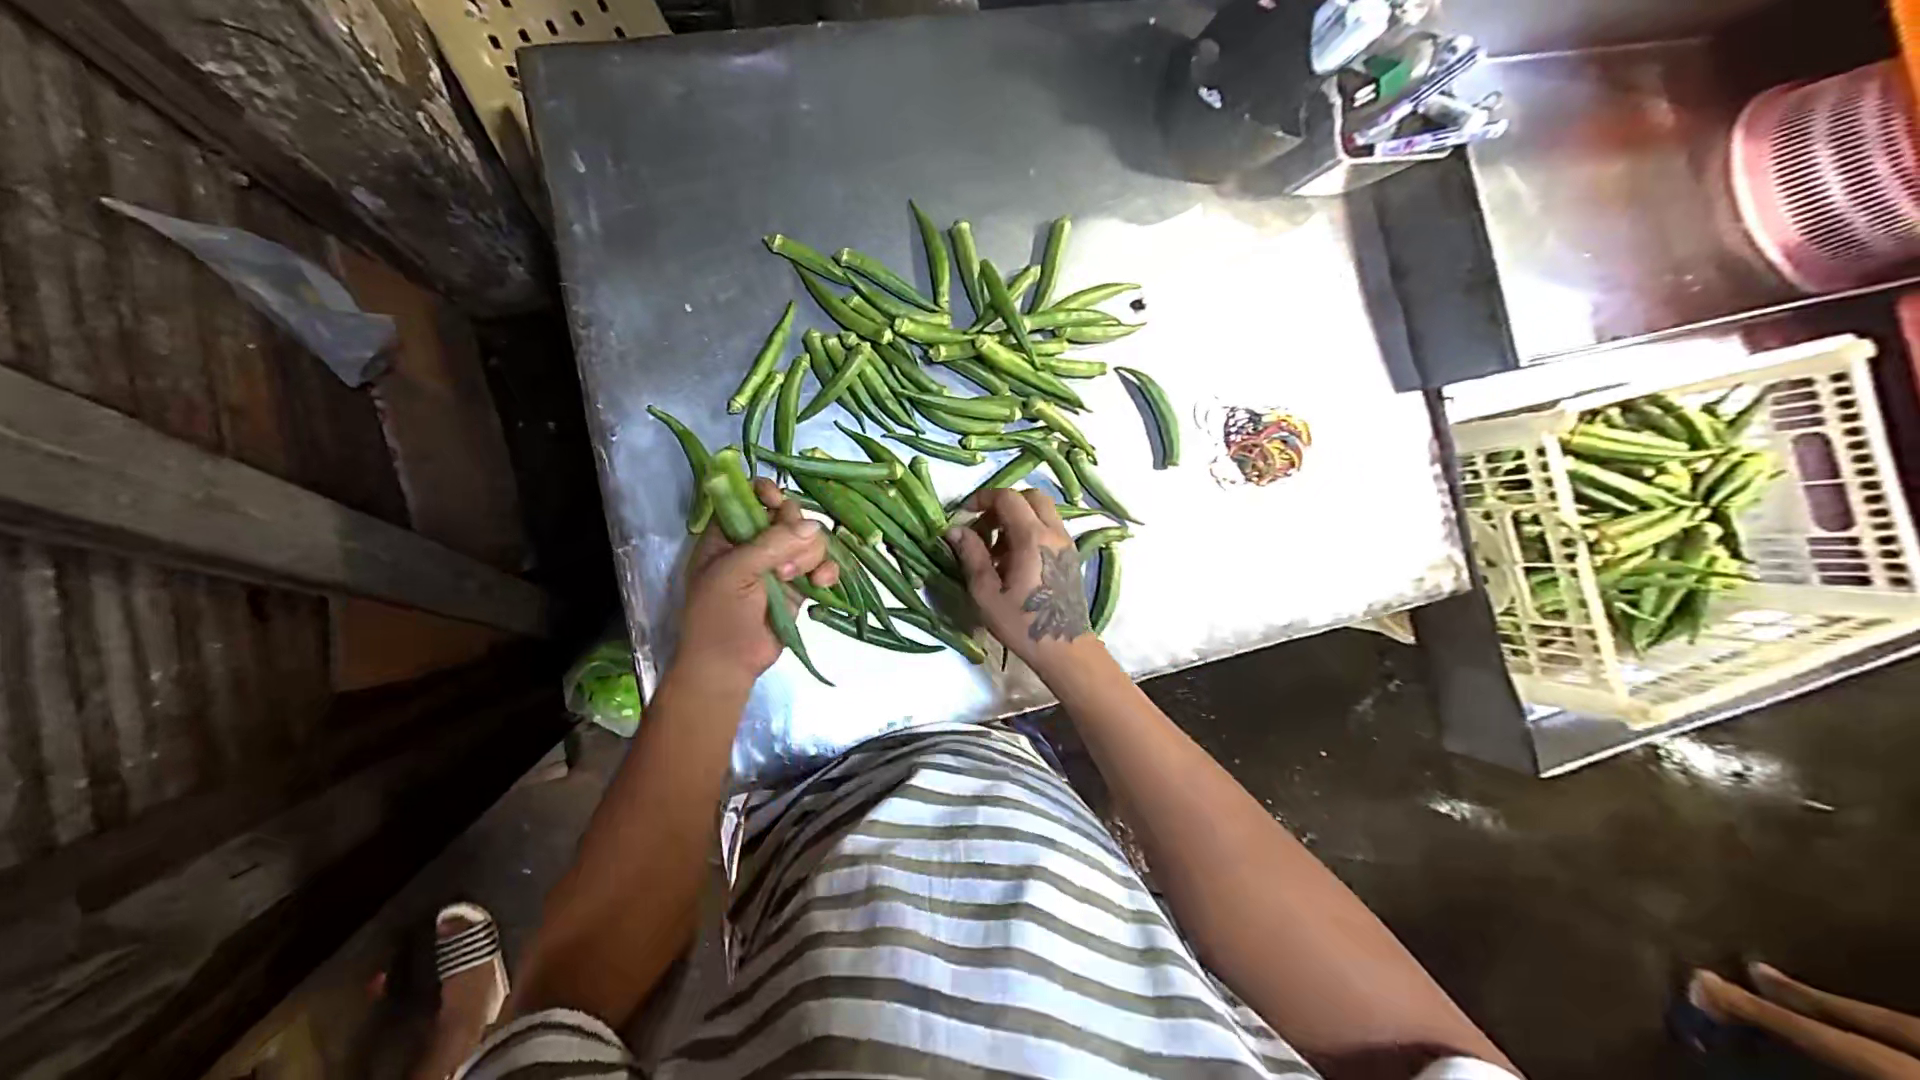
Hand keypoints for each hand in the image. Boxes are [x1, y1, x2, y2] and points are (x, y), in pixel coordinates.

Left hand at [676, 479, 838, 692]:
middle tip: (784, 563)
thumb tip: (814, 525)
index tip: (778, 503)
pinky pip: (822, 566)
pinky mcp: (800, 585)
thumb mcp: (735, 572)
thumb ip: (772, 544)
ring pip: (811, 540)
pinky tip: (822, 584)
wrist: (728, 664)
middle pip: (790, 516)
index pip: (751, 497)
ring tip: (794, 579)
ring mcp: (780, 564)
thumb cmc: (718, 615)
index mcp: (729, 533)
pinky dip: (827, 571)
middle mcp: (756, 543)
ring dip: (810, 556)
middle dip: (794, 534)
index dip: (768, 494)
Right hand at [945, 488, 1107, 679]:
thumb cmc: (1022, 624)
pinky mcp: (1070, 557)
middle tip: (983, 528)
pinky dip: (1029, 532)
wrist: (1064, 649)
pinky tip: (1013, 562)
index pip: (1008, 498)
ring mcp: (1066, 544)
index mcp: (1033, 538)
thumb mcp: (986, 592)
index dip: (983, 498)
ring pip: (1041, 512)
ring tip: (995, 551)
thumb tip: (955, 530)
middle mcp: (1054, 533)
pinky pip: (1048, 529)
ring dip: (1016, 519)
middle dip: (1003, 505)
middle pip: (1030, 497)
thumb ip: (971, 555)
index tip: (964, 513)